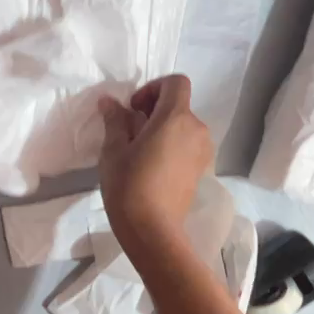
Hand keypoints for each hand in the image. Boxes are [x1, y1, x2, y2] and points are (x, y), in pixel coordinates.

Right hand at [98, 75, 211, 252]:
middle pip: (178, 105)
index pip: (175, 83)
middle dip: (153, 112)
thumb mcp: (114, 150)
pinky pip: (187, 145)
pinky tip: (151, 168)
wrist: (152, 230)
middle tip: (129, 134)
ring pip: (182, 127)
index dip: (153, 88)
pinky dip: (171, 147)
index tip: (133, 109)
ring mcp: (203, 150)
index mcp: (175, 118)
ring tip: (139, 153)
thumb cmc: (129, 186)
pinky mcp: (202, 169)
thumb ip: (115, 120)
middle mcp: (196, 129)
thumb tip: (110, 102)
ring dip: (162, 130)